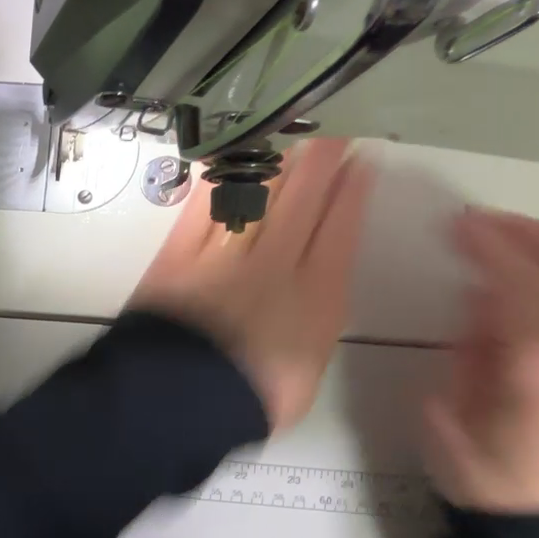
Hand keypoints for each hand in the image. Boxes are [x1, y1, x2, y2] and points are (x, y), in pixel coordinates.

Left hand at [129, 139, 373, 431]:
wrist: (182, 401)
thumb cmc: (252, 399)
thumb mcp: (306, 367)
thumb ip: (313, 323)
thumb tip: (309, 302)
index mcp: (318, 295)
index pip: (342, 226)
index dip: (352, 190)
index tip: (362, 163)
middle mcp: (276, 263)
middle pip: (303, 200)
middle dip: (320, 162)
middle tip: (330, 136)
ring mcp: (224, 255)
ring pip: (257, 196)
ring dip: (275, 164)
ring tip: (288, 142)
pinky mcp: (176, 257)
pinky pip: (202, 208)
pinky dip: (218, 183)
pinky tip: (228, 164)